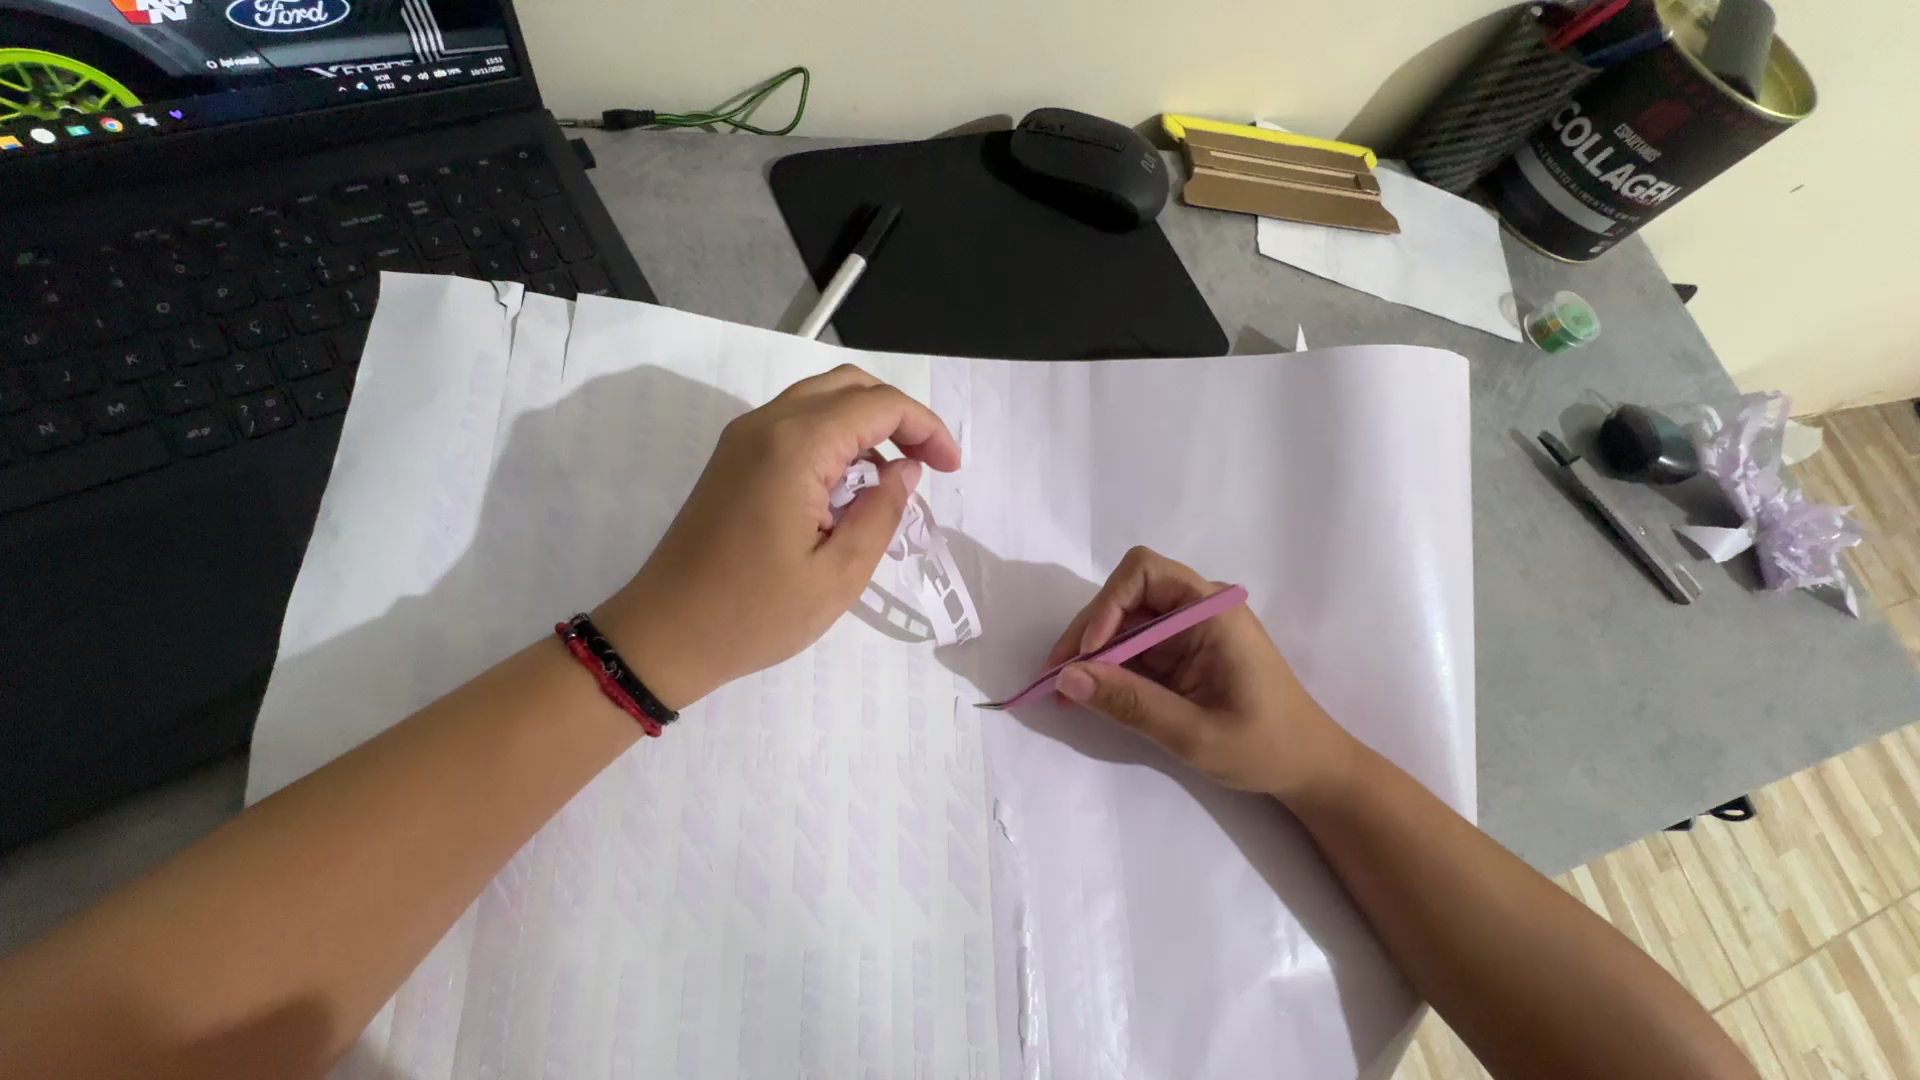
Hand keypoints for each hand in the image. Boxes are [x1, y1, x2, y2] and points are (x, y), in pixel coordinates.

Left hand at [595, 365, 961, 707]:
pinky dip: (835, 438)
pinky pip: (795, 425)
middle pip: (849, 386)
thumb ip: (882, 511)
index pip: (878, 405)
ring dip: (867, 424)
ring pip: (821, 400)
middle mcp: (767, 425)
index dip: (926, 428)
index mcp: (796, 446)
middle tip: (930, 462)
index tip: (951, 468)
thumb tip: (905, 469)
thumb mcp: (839, 573)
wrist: (664, 634)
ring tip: (897, 475)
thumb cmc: (756, 613)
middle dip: (900, 416)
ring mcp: (743, 439)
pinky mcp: (733, 460)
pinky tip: (851, 483)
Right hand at [1045, 546, 1356, 801]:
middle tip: (1056, 677)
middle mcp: (1199, 609)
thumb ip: (1129, 702)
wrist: (1310, 769)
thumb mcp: (1193, 734)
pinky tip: (1088, 691)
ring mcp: (1190, 629)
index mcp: (1212, 613)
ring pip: (1125, 620)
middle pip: (1127, 594)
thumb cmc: (1264, 748)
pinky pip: (1136, 645)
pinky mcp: (1183, 651)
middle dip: (1088, 631)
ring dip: (1093, 650)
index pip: (1144, 573)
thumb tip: (1065, 679)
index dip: (1106, 604)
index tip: (1086, 652)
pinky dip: (1109, 666)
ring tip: (1064, 689)